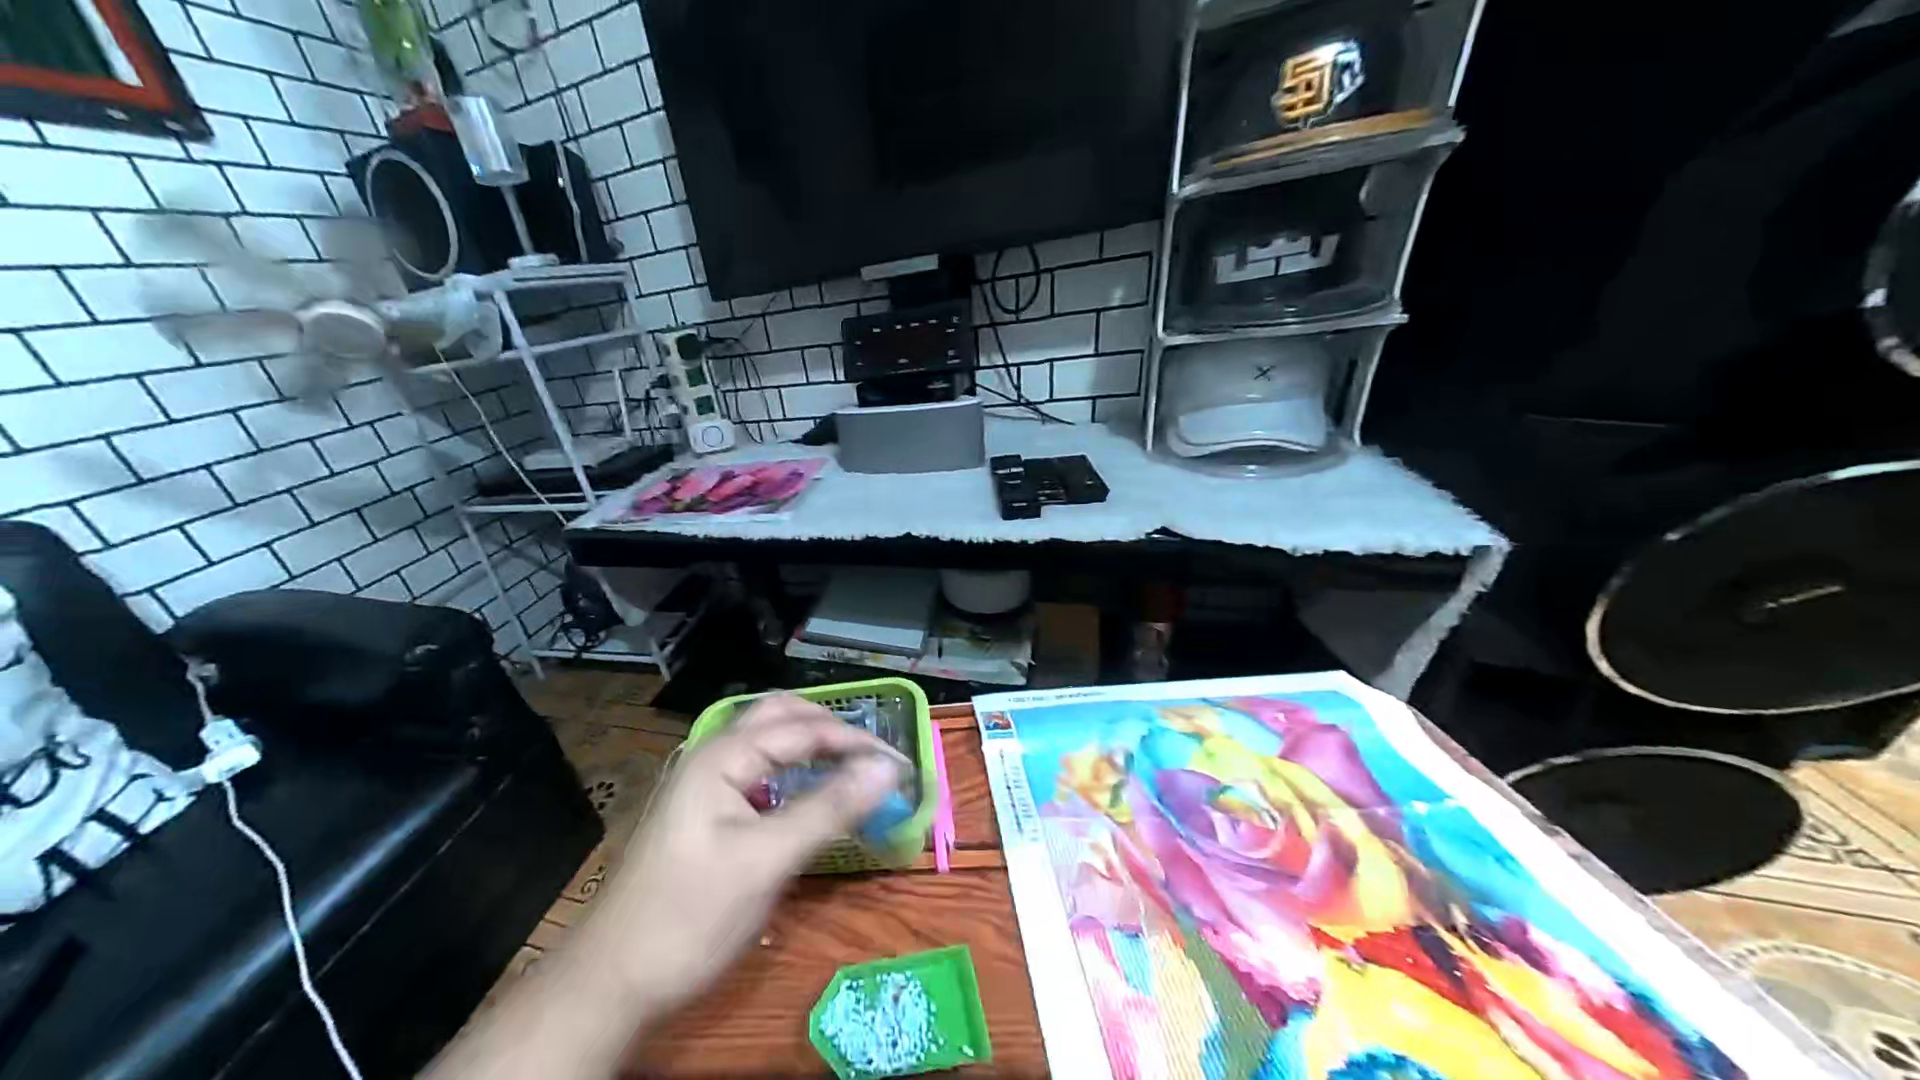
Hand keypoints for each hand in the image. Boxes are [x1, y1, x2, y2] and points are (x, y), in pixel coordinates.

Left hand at [578, 694, 904, 1017]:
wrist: (609, 982)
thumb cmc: (689, 916)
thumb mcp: (766, 862)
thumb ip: (828, 809)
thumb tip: (887, 769)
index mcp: (722, 756)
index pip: (803, 728)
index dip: (855, 742)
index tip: (900, 766)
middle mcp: (712, 756)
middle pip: (781, 717)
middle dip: (831, 728)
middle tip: (872, 759)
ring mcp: (704, 783)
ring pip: (767, 741)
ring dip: (810, 743)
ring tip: (848, 767)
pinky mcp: (704, 810)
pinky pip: (757, 770)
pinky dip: (792, 769)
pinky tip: (806, 794)